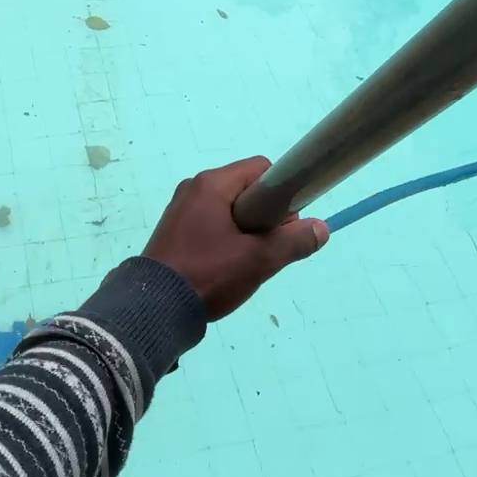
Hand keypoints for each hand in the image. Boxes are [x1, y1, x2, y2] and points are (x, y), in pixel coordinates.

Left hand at [140, 156, 329, 319]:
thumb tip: (321, 228)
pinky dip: (224, 240)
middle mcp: (193, 187)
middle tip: (266, 250)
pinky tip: (224, 268)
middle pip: (245, 190)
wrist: (154, 306)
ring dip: (245, 232)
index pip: (261, 169)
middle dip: (264, 217)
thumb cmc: (209, 274)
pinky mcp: (173, 230)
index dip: (280, 193)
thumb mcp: (259, 260)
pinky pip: (210, 224)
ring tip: (245, 263)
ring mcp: (180, 208)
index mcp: (212, 183)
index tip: (284, 226)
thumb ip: (294, 241)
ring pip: (229, 210)